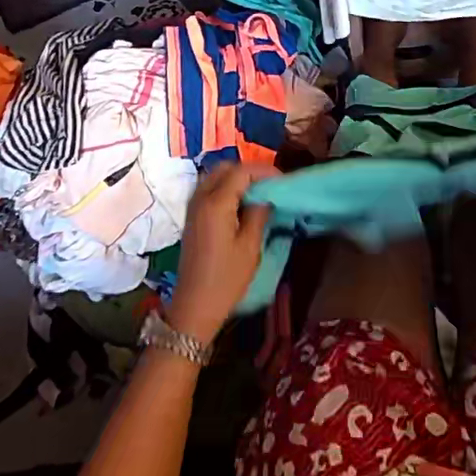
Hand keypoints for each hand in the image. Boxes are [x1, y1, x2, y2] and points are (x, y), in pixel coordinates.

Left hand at [168, 162, 274, 344]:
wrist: (194, 308)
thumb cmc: (226, 279)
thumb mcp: (251, 246)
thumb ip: (259, 213)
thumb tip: (266, 196)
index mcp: (217, 204)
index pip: (242, 172)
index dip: (265, 171)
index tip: (284, 181)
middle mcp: (201, 199)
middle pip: (225, 168)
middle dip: (249, 171)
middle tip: (270, 184)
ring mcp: (193, 208)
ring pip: (215, 177)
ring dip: (236, 178)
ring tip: (258, 193)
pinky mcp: (191, 218)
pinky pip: (209, 190)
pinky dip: (226, 188)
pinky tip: (241, 204)